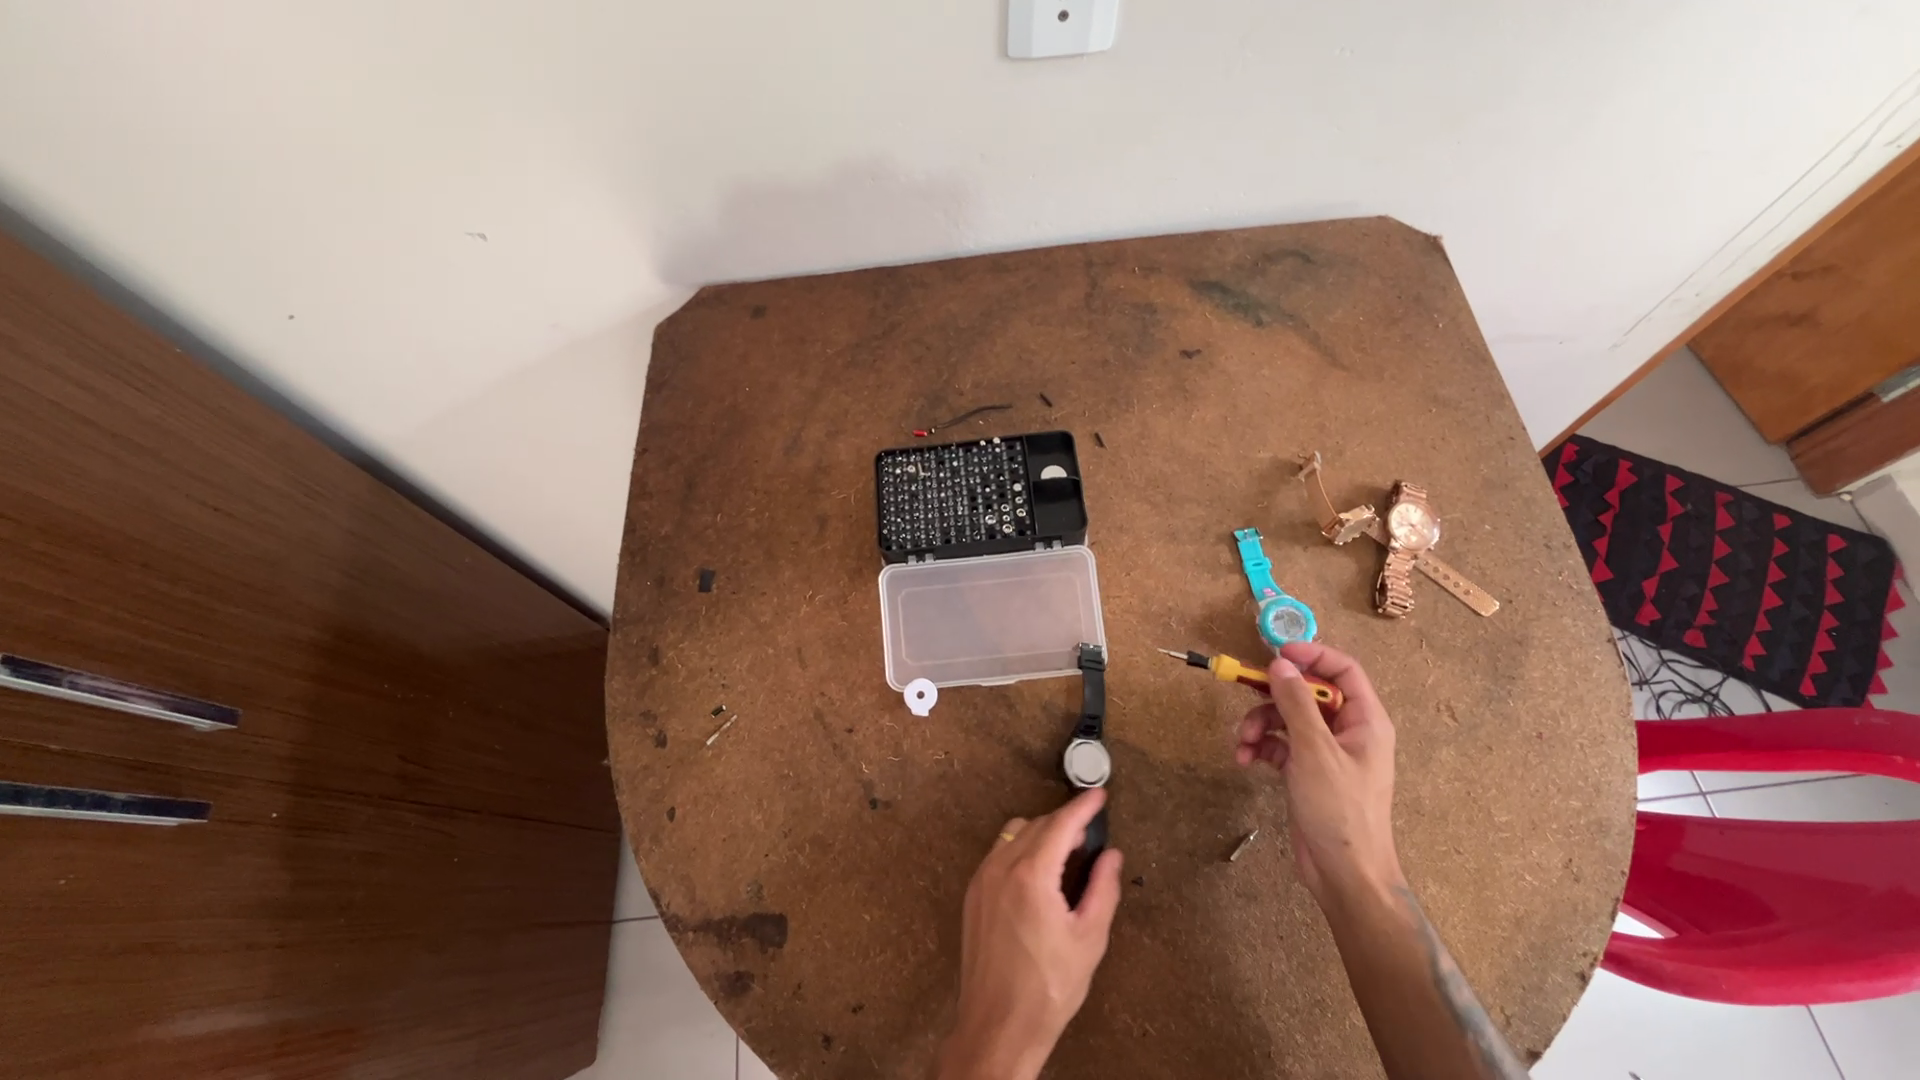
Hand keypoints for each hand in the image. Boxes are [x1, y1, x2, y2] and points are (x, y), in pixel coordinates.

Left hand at [936, 788, 1123, 1079]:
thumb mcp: (1089, 939)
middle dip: (1065, 823)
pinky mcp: (972, 895)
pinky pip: (999, 854)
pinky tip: (1038, 873)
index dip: (1083, 806)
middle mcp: (1000, 868)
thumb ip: (1103, 890)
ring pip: (1014, 834)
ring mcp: (982, 880)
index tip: (1099, 793)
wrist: (997, 1024)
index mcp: (1031, 875)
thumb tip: (1111, 856)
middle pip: (1038, 825)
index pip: (1061, 824)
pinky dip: (1022, 849)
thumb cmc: (1048, 988)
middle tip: (1090, 834)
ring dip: (1042, 833)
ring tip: (1066, 854)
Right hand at [1234, 643, 1402, 903]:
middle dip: (1273, 696)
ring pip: (1287, 719)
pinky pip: (1279, 745)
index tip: (1276, 652)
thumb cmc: (1340, 810)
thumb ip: (1296, 703)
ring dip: (1260, 724)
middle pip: (1307, 693)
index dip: (1312, 655)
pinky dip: (1260, 747)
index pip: (1343, 671)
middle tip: (1244, 692)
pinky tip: (1245, 759)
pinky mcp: (1306, 772)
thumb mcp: (1315, 751)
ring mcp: (1326, 753)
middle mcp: (1347, 731)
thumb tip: (1280, 663)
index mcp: (1365, 721)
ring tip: (1242, 742)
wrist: (1344, 873)